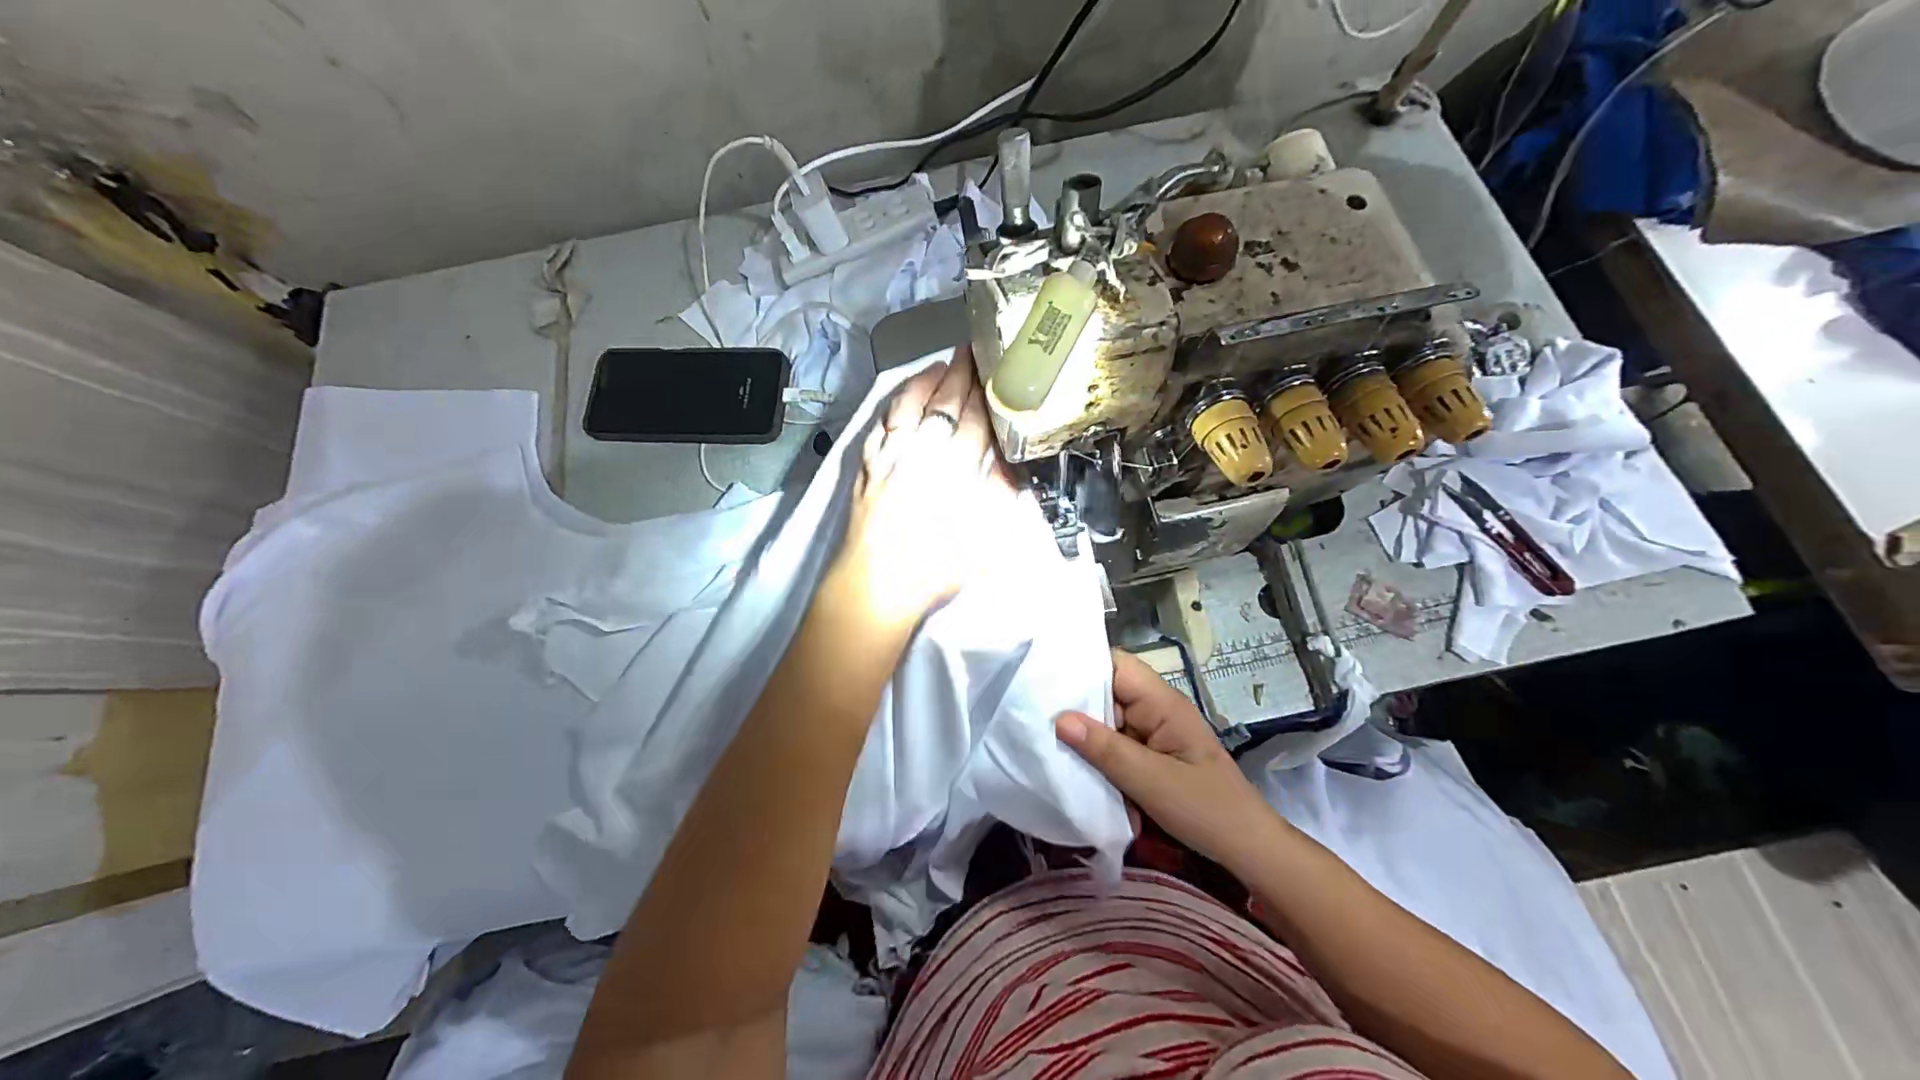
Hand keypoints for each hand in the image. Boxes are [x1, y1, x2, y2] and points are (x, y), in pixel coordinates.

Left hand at [829, 347, 1041, 628]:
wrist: (876, 586)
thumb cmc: (935, 570)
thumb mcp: (986, 540)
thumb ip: (1000, 495)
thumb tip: (1010, 461)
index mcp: (955, 470)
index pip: (975, 419)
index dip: (987, 391)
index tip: (996, 368)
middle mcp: (921, 453)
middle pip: (943, 403)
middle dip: (959, 373)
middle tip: (970, 349)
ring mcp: (889, 457)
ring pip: (907, 406)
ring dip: (924, 382)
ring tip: (939, 366)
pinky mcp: (866, 467)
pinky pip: (880, 425)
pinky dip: (893, 407)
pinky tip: (900, 402)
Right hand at [1056, 649, 1287, 872]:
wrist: (1246, 848)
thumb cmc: (1206, 809)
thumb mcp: (1151, 781)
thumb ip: (1105, 749)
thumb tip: (1059, 718)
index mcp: (1161, 703)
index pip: (1116, 664)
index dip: (1080, 665)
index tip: (1042, 675)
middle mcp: (1155, 709)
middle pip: (1106, 690)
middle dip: (1074, 700)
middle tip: (1030, 709)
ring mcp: (1152, 732)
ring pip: (1107, 718)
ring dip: (1082, 729)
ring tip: (1040, 733)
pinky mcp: (1149, 755)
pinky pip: (1114, 742)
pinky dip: (1094, 751)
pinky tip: (1068, 759)